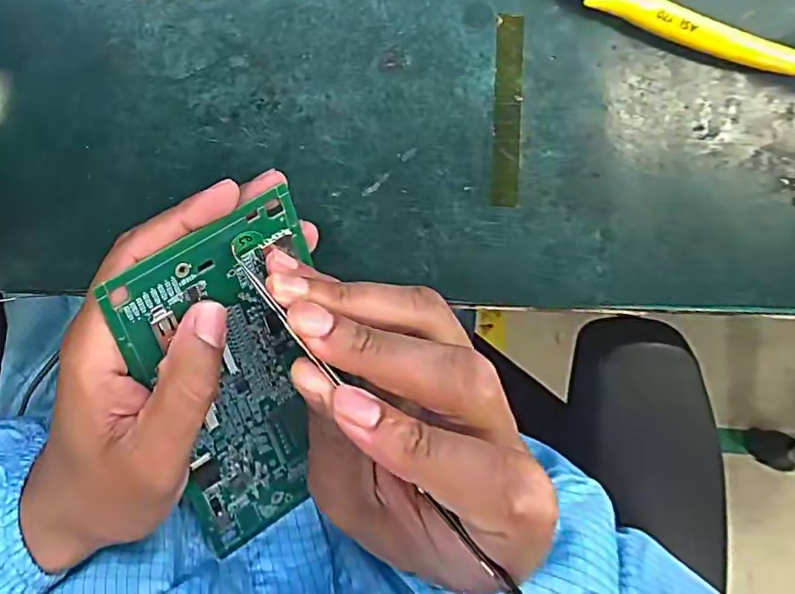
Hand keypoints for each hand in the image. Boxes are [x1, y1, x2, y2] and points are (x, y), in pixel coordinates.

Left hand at [20, 171, 321, 572]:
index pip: (135, 261)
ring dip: (220, 249)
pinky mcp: (146, 347)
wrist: (75, 515)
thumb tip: (213, 308)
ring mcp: (128, 332)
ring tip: (274, 230)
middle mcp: (110, 320)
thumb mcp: (152, 453)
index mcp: (98, 335)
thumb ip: (182, 385)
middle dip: (210, 223)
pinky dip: (218, 285)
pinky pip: (183, 306)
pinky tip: (254, 281)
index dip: (179, 224)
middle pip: (159, 256)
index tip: (226, 196)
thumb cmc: (106, 491)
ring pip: (174, 276)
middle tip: (267, 196)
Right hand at [266, 258, 556, 591]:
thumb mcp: (366, 509)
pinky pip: (397, 299)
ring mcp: (472, 371)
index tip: (342, 405)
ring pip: (427, 318)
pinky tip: (293, 272)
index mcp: (505, 500)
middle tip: (303, 324)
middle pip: (454, 373)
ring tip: (289, 291)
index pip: (474, 469)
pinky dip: (337, 283)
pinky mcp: (435, 335)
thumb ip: (342, 447)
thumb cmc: (408, 521)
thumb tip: (308, 375)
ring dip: (349, 299)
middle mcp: (499, 427)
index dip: (405, 436)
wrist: (441, 510)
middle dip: (369, 345)